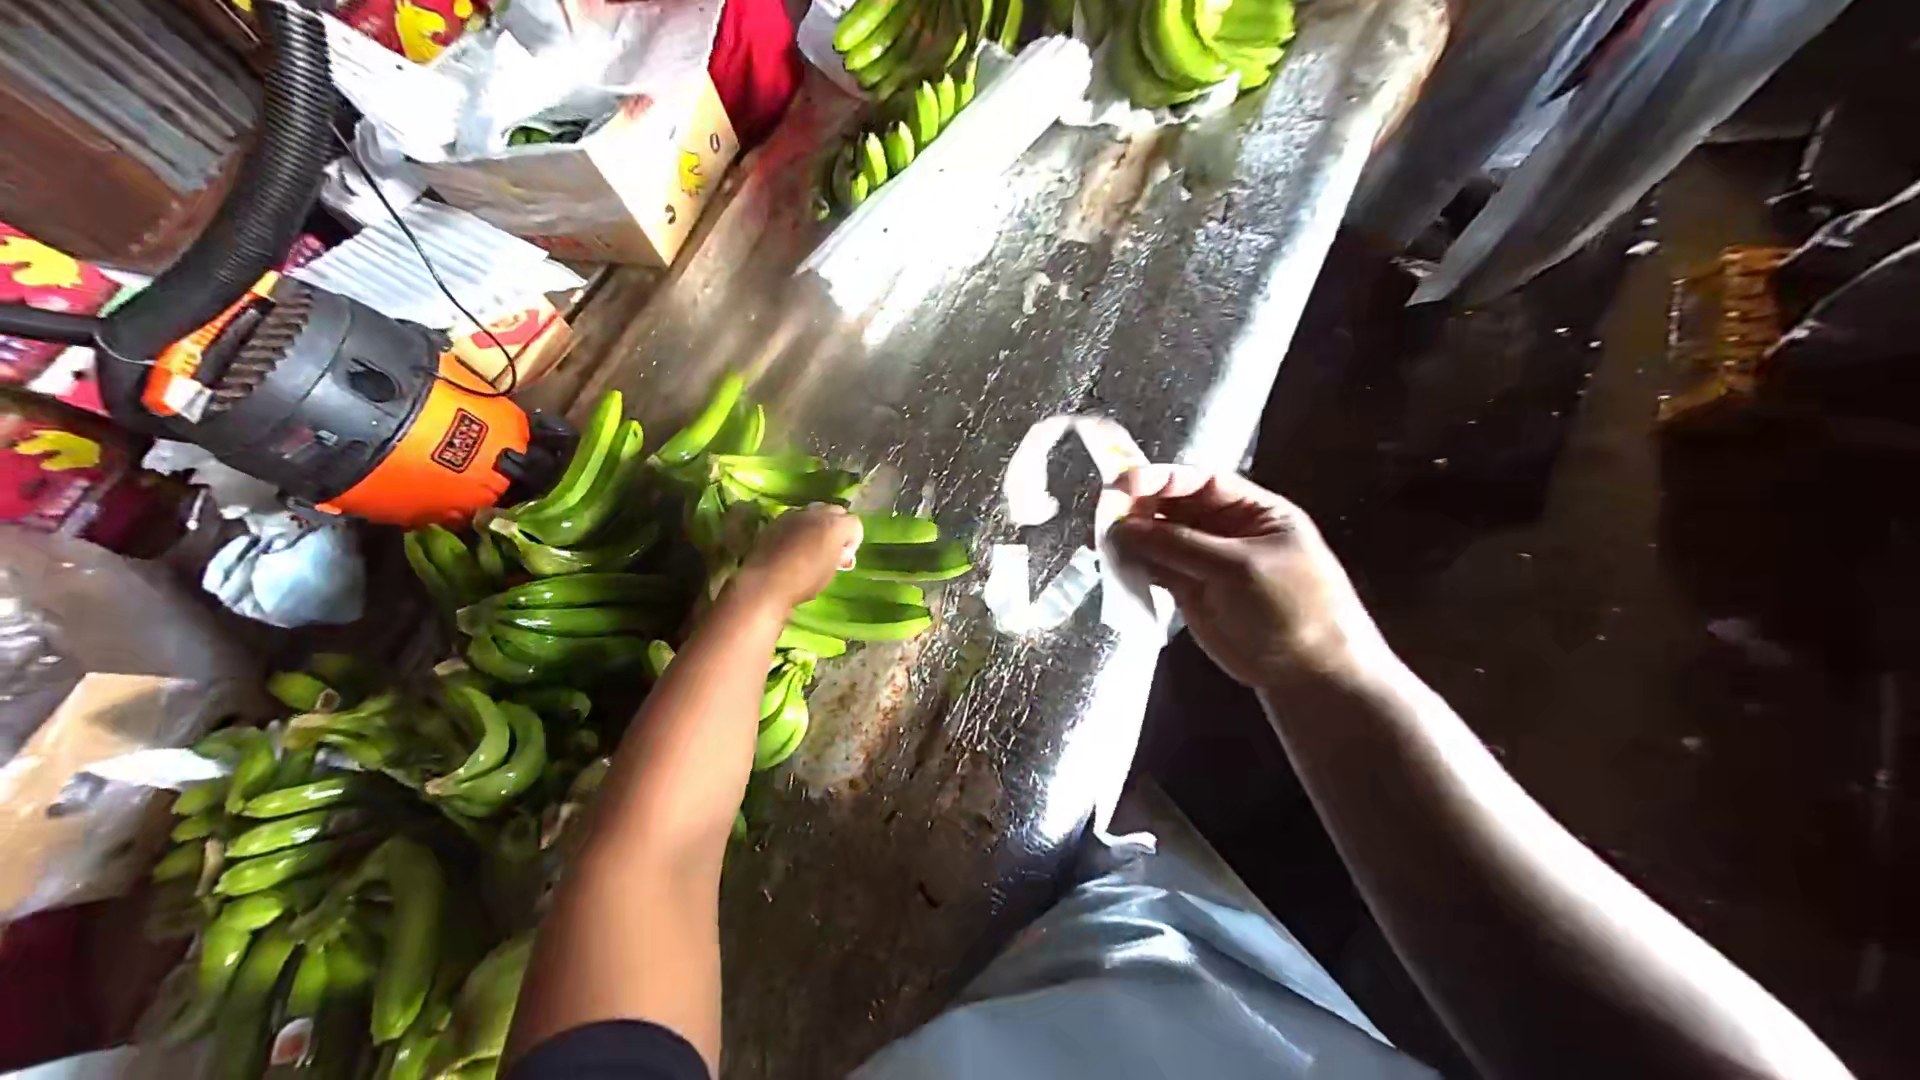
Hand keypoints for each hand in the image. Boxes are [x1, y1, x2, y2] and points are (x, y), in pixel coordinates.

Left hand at [734, 505, 862, 610]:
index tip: (844, 557)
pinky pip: (796, 519)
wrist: (765, 583)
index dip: (853, 540)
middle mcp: (816, 513)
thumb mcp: (829, 573)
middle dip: (837, 526)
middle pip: (836, 511)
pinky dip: (800, 528)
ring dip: (818, 525)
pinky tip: (793, 546)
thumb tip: (839, 553)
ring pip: (814, 512)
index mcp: (834, 526)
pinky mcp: (777, 520)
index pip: (855, 524)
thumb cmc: (803, 581)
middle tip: (831, 547)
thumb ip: (838, 557)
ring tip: (811, 545)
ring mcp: (794, 515)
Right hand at [1110, 465, 1390, 688]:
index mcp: (1250, 509)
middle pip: (1172, 506)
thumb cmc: (1291, 607)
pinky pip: (1155, 568)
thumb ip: (1180, 545)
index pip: (1199, 481)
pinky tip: (1113, 564)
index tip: (1123, 484)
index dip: (1160, 478)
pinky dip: (1133, 565)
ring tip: (1099, 541)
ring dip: (1130, 537)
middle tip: (1102, 514)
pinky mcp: (1188, 589)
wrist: (1308, 672)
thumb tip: (1124, 528)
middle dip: (1138, 507)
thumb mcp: (1239, 567)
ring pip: (1158, 537)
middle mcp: (1223, 528)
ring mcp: (1204, 560)